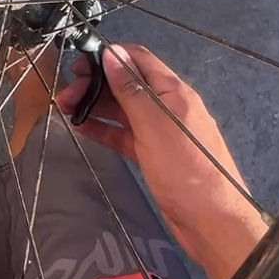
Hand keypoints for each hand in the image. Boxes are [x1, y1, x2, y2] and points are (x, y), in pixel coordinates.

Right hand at [56, 43, 268, 278]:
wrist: (213, 226)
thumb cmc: (184, 168)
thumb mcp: (153, 124)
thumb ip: (131, 88)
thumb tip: (111, 52)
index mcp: (172, 91)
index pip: (137, 58)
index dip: (107, 55)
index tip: (78, 64)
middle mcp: (166, 106)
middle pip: (125, 83)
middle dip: (94, 84)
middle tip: (65, 94)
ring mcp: (159, 131)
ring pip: (121, 109)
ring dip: (94, 105)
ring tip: (65, 109)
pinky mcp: (152, 154)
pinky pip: (123, 133)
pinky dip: (103, 128)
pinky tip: (81, 128)